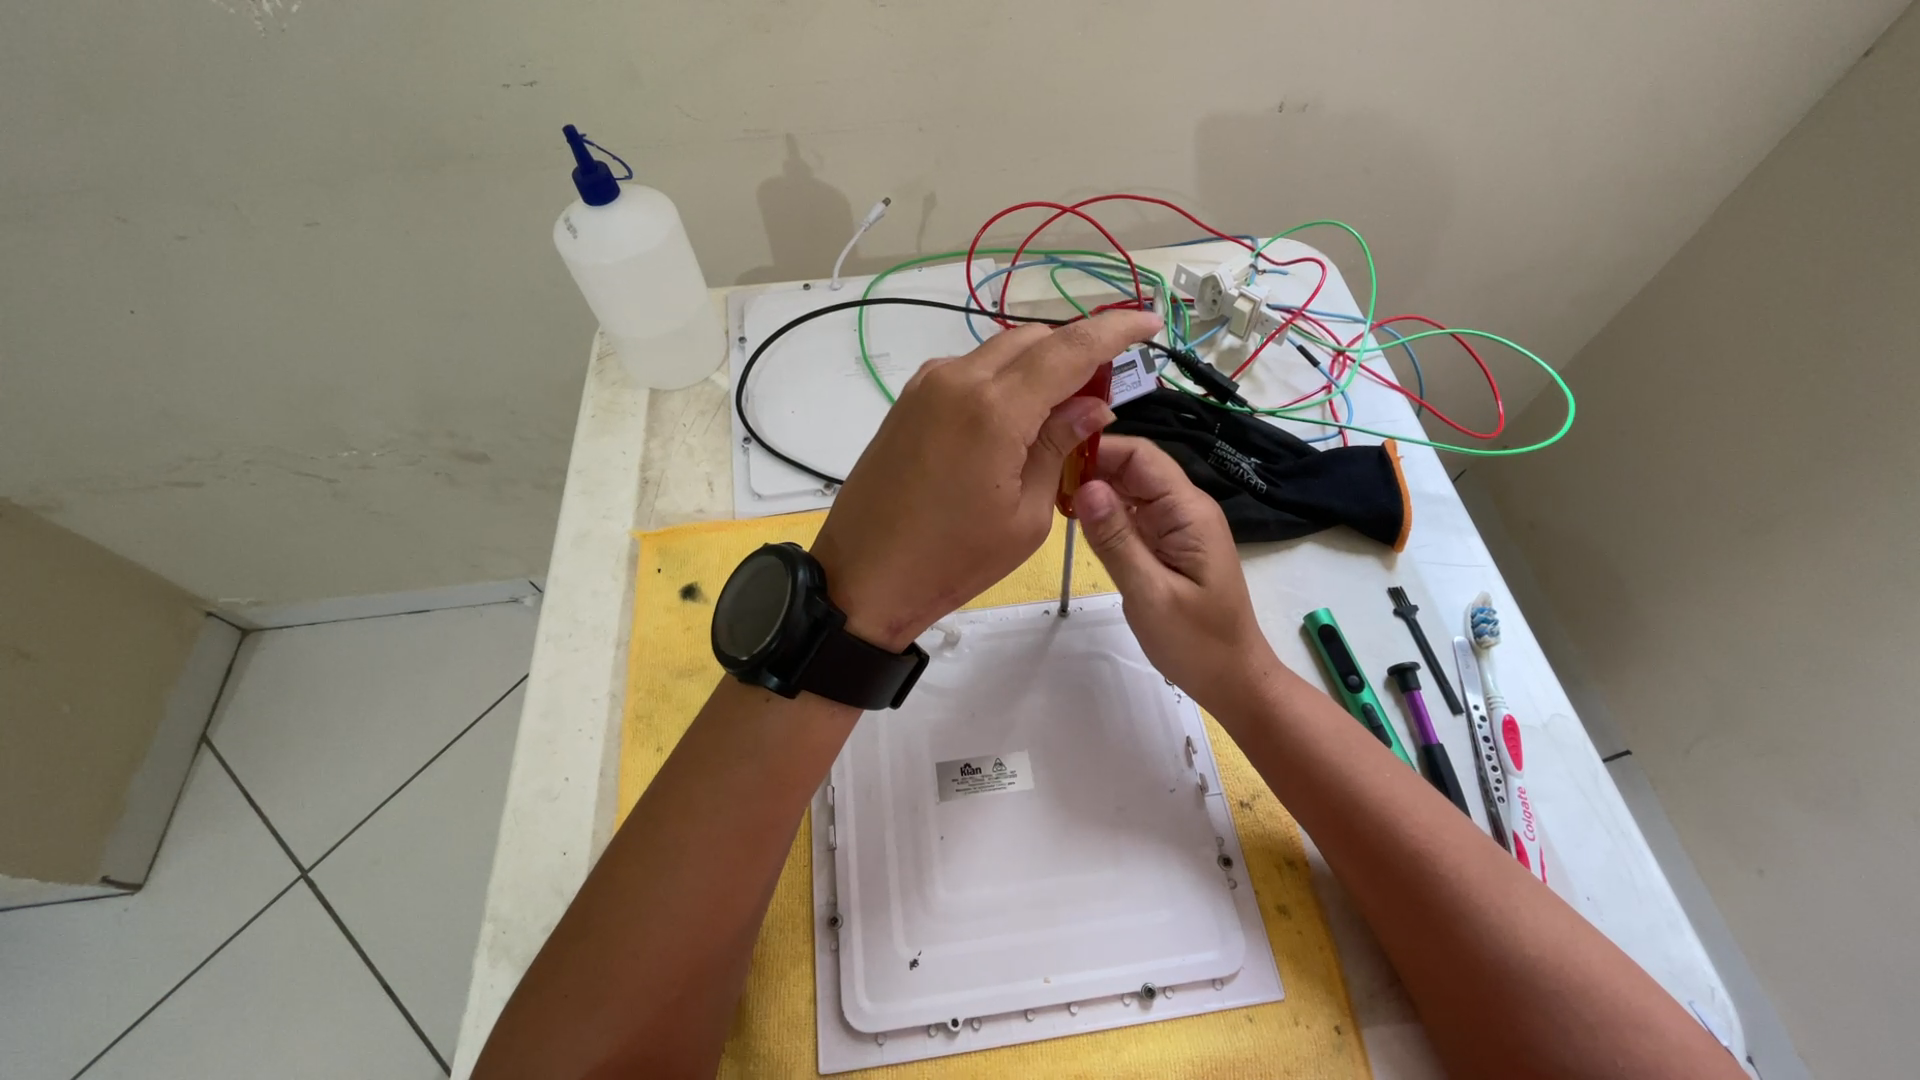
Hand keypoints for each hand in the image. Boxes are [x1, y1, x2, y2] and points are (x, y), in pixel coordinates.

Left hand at [813, 311, 1162, 650]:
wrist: (865, 577)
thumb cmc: (954, 560)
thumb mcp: (1026, 515)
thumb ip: (1059, 447)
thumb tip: (1092, 404)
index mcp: (994, 408)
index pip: (1070, 348)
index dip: (1115, 331)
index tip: (1149, 321)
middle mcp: (958, 379)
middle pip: (1033, 339)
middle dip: (1075, 351)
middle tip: (1101, 392)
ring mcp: (927, 386)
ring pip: (998, 352)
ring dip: (1036, 366)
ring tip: (1058, 411)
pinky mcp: (908, 401)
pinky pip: (968, 372)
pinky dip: (1001, 381)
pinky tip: (1012, 420)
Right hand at [1073, 435, 1283, 714]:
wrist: (1232, 679)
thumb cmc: (1196, 641)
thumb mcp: (1150, 594)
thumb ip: (1116, 540)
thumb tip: (1084, 487)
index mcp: (1188, 511)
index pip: (1141, 457)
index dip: (1099, 450)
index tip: (1055, 461)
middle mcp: (1184, 509)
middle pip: (1134, 468)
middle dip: (1092, 468)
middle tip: (1044, 484)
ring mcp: (1176, 527)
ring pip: (1131, 490)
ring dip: (1095, 490)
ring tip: (1052, 500)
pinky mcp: (1166, 545)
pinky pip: (1133, 515)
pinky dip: (1105, 514)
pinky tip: (1077, 523)